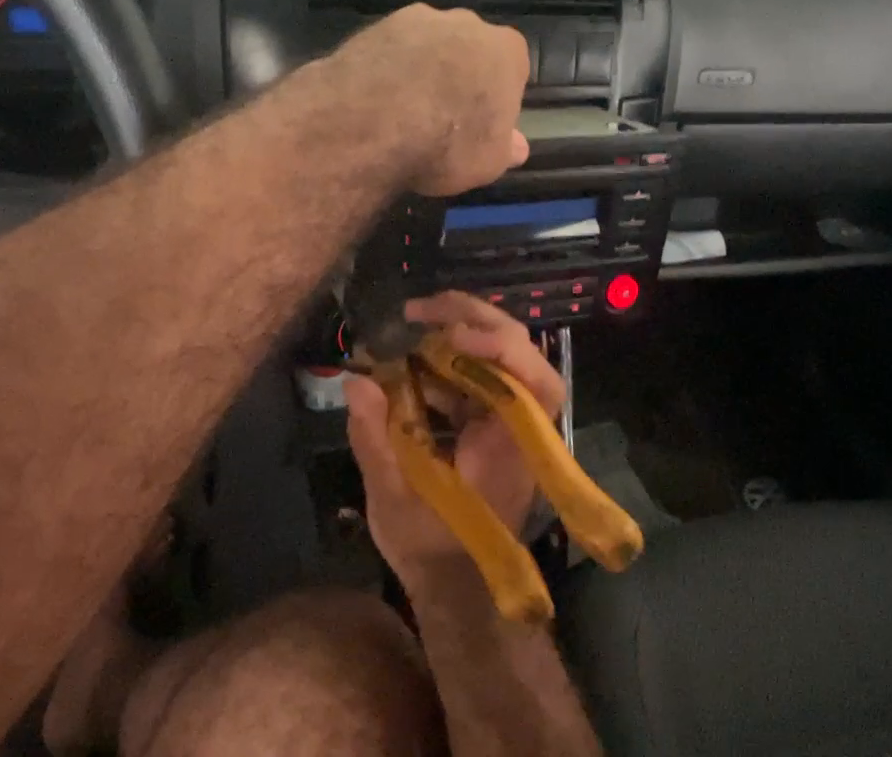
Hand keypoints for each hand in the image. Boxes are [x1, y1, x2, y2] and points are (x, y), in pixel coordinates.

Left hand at [330, 4, 529, 196]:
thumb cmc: (448, 145)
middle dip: (459, 77)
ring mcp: (417, 19)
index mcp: (506, 50)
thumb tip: (516, 146)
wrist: (373, 124)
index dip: (496, 99)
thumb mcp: (489, 162)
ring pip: (427, 46)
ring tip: (401, 111)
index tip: (480, 125)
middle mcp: (466, 23)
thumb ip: (506, 148)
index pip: (511, 71)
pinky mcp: (375, 26)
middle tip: (441, 117)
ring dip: (420, 70)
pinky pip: (390, 50)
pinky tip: (375, 100)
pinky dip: (387, 69)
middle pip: (469, 51)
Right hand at [344, 293, 565, 585]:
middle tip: (418, 308)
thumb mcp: (392, 498)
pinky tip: (403, 357)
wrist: (452, 582)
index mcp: (510, 445)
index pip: (534, 382)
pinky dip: (440, 359)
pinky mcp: (483, 424)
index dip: (502, 347)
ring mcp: (501, 422)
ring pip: (494, 358)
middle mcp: (516, 425)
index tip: (452, 334)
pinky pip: (470, 376)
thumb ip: (374, 439)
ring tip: (407, 321)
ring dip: (454, 331)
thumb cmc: (431, 547)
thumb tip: (356, 382)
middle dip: (472, 319)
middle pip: (517, 353)